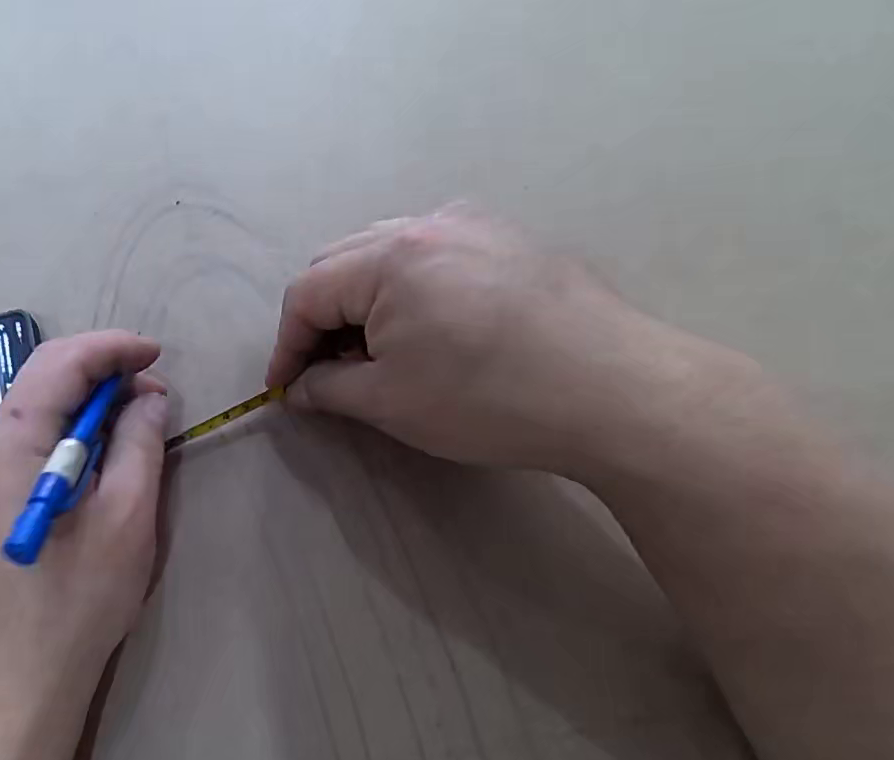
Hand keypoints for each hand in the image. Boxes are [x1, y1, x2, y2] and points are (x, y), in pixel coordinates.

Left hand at [0, 330, 170, 716]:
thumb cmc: (80, 599)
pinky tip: (97, 458)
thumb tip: (147, 398)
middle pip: (38, 385)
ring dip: (84, 410)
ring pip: (31, 416)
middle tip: (153, 396)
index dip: (110, 350)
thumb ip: (138, 444)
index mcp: (4, 448)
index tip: (156, 356)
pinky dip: (64, 440)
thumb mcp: (126, 517)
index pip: (56, 365)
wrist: (24, 671)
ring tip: (133, 426)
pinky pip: (22, 449)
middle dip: (99, 378)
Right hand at [267, 204, 756, 477]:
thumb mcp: (387, 402)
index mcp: (389, 257)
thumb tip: (298, 388)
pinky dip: (402, 292)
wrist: (610, 391)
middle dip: (317, 321)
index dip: (284, 345)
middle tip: (320, 372)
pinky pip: (430, 257)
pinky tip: (418, 330)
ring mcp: (475, 225)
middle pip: (341, 264)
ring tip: (367, 355)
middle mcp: (428, 223)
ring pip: (385, 256)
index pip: (306, 292)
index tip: (283, 390)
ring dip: (359, 304)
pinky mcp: (508, 241)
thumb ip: (327, 388)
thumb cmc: (484, 399)